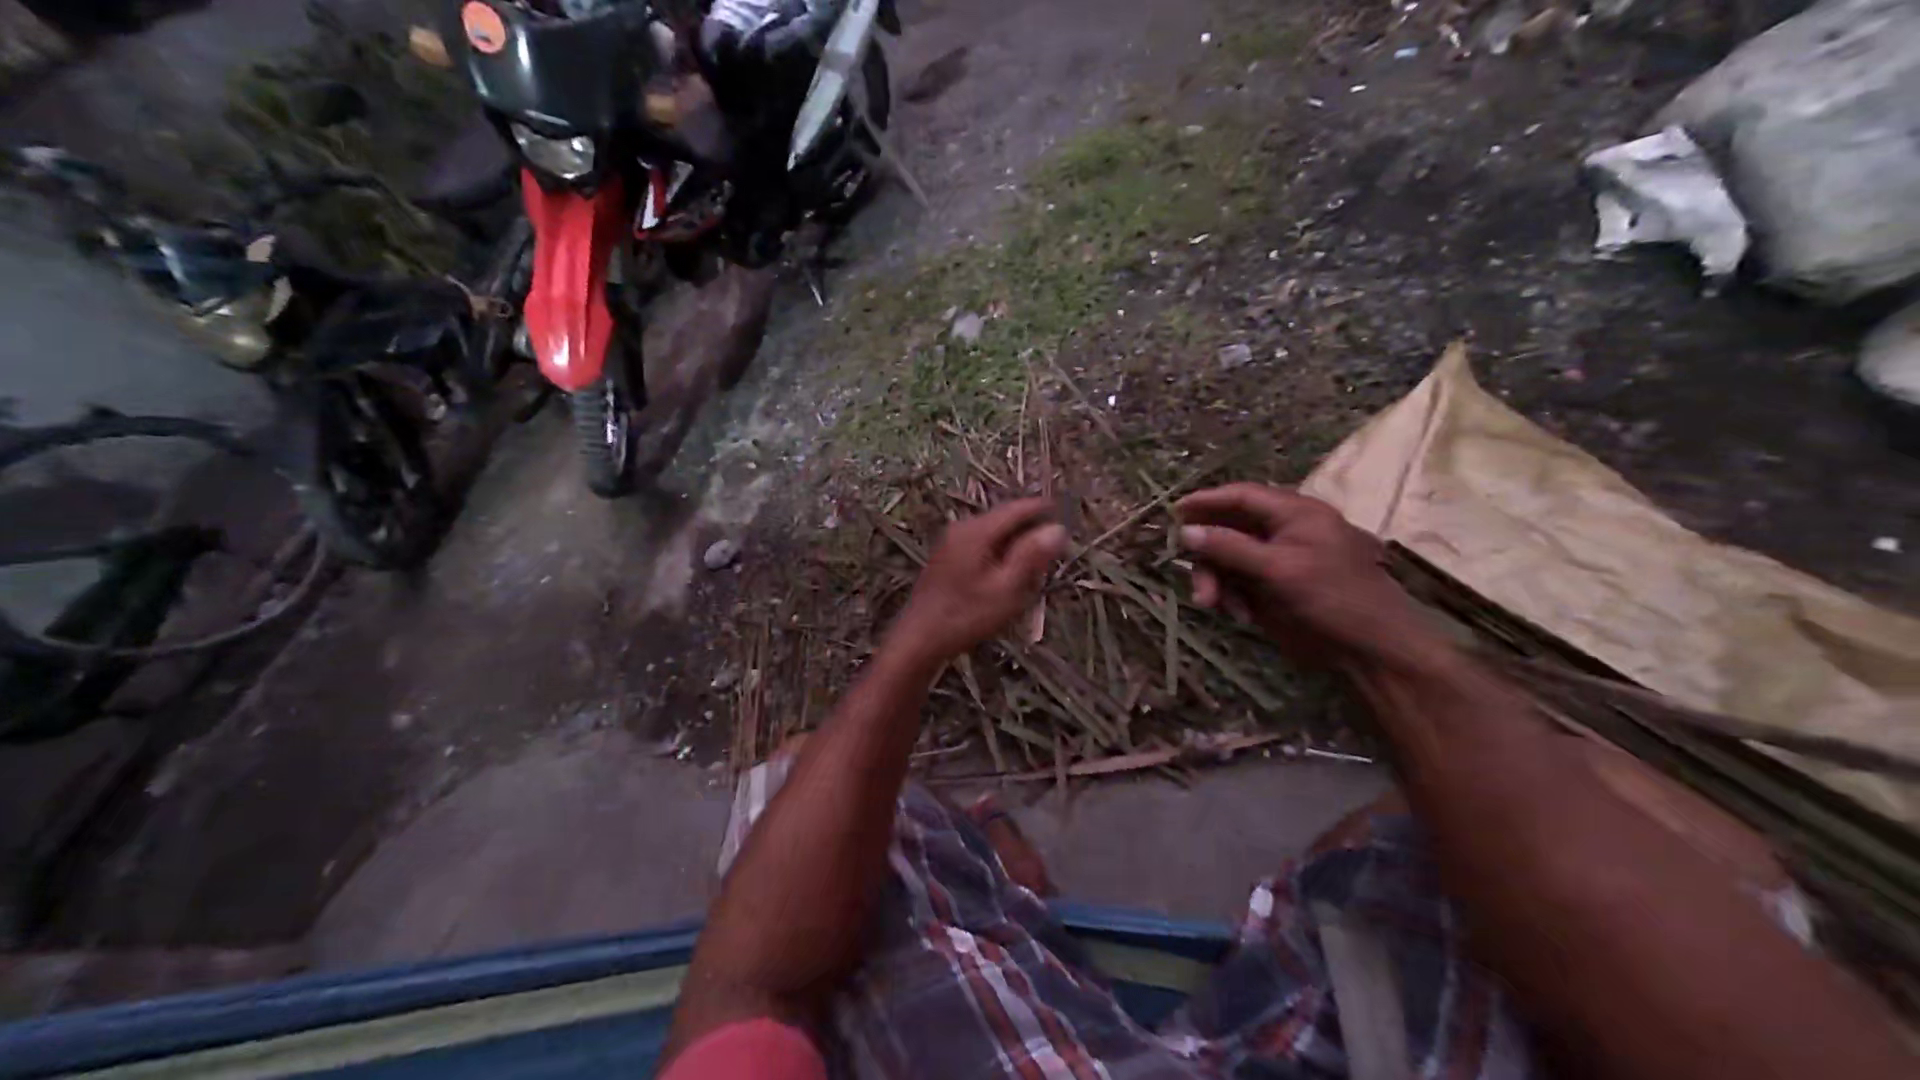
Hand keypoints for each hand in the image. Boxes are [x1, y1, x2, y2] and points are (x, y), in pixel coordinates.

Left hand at [887, 498, 1067, 665]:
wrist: (919, 640)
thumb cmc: (966, 616)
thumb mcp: (1006, 588)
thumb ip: (1031, 556)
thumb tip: (1056, 529)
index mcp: (976, 530)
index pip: (1017, 508)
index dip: (1043, 510)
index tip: (1065, 516)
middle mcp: (961, 528)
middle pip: (1005, 521)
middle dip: (1030, 534)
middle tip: (1052, 555)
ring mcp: (951, 543)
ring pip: (994, 536)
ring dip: (1015, 548)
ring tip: (1033, 572)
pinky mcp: (947, 559)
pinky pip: (981, 548)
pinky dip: (999, 557)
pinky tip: (1006, 580)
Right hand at [1176, 484, 1428, 665]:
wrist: (1370, 649)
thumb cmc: (1333, 596)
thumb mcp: (1278, 568)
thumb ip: (1230, 547)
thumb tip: (1185, 531)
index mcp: (1293, 513)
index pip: (1241, 496)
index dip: (1206, 501)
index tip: (1173, 512)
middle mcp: (1281, 532)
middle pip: (1226, 530)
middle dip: (1208, 555)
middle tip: (1194, 577)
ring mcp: (1275, 562)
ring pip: (1226, 560)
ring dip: (1215, 581)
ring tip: (1214, 605)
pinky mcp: (1271, 590)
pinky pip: (1235, 584)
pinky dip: (1230, 598)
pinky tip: (1240, 615)